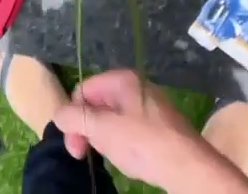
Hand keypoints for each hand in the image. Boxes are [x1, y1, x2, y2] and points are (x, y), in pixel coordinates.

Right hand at [52, 71, 247, 193]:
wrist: (189, 168)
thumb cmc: (144, 143)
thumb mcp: (103, 130)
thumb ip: (75, 118)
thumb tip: (58, 113)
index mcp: (121, 79)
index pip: (83, 90)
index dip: (74, 116)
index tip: (75, 146)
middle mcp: (135, 87)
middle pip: (98, 104)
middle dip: (89, 130)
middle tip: (86, 155)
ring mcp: (149, 107)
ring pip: (114, 120)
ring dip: (106, 140)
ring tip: (114, 158)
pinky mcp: (160, 127)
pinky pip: (131, 131)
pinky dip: (124, 145)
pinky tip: (131, 160)